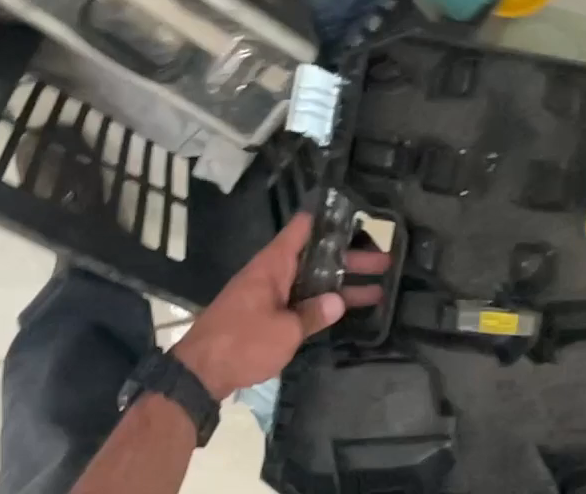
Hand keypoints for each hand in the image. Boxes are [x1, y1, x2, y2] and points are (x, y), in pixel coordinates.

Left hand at [170, 212, 391, 400]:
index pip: (303, 227)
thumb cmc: (242, 341)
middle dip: (348, 258)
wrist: (201, 370)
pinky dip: (323, 300)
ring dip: (340, 282)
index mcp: (274, 263)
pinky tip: (347, 308)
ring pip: (311, 279)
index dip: (329, 218)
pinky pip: (301, 297)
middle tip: (384, 260)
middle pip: (315, 256)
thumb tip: (338, 301)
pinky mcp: (267, 312)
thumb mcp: (284, 331)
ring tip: (379, 285)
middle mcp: (273, 271)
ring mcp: (270, 292)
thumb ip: (313, 314)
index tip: (357, 215)